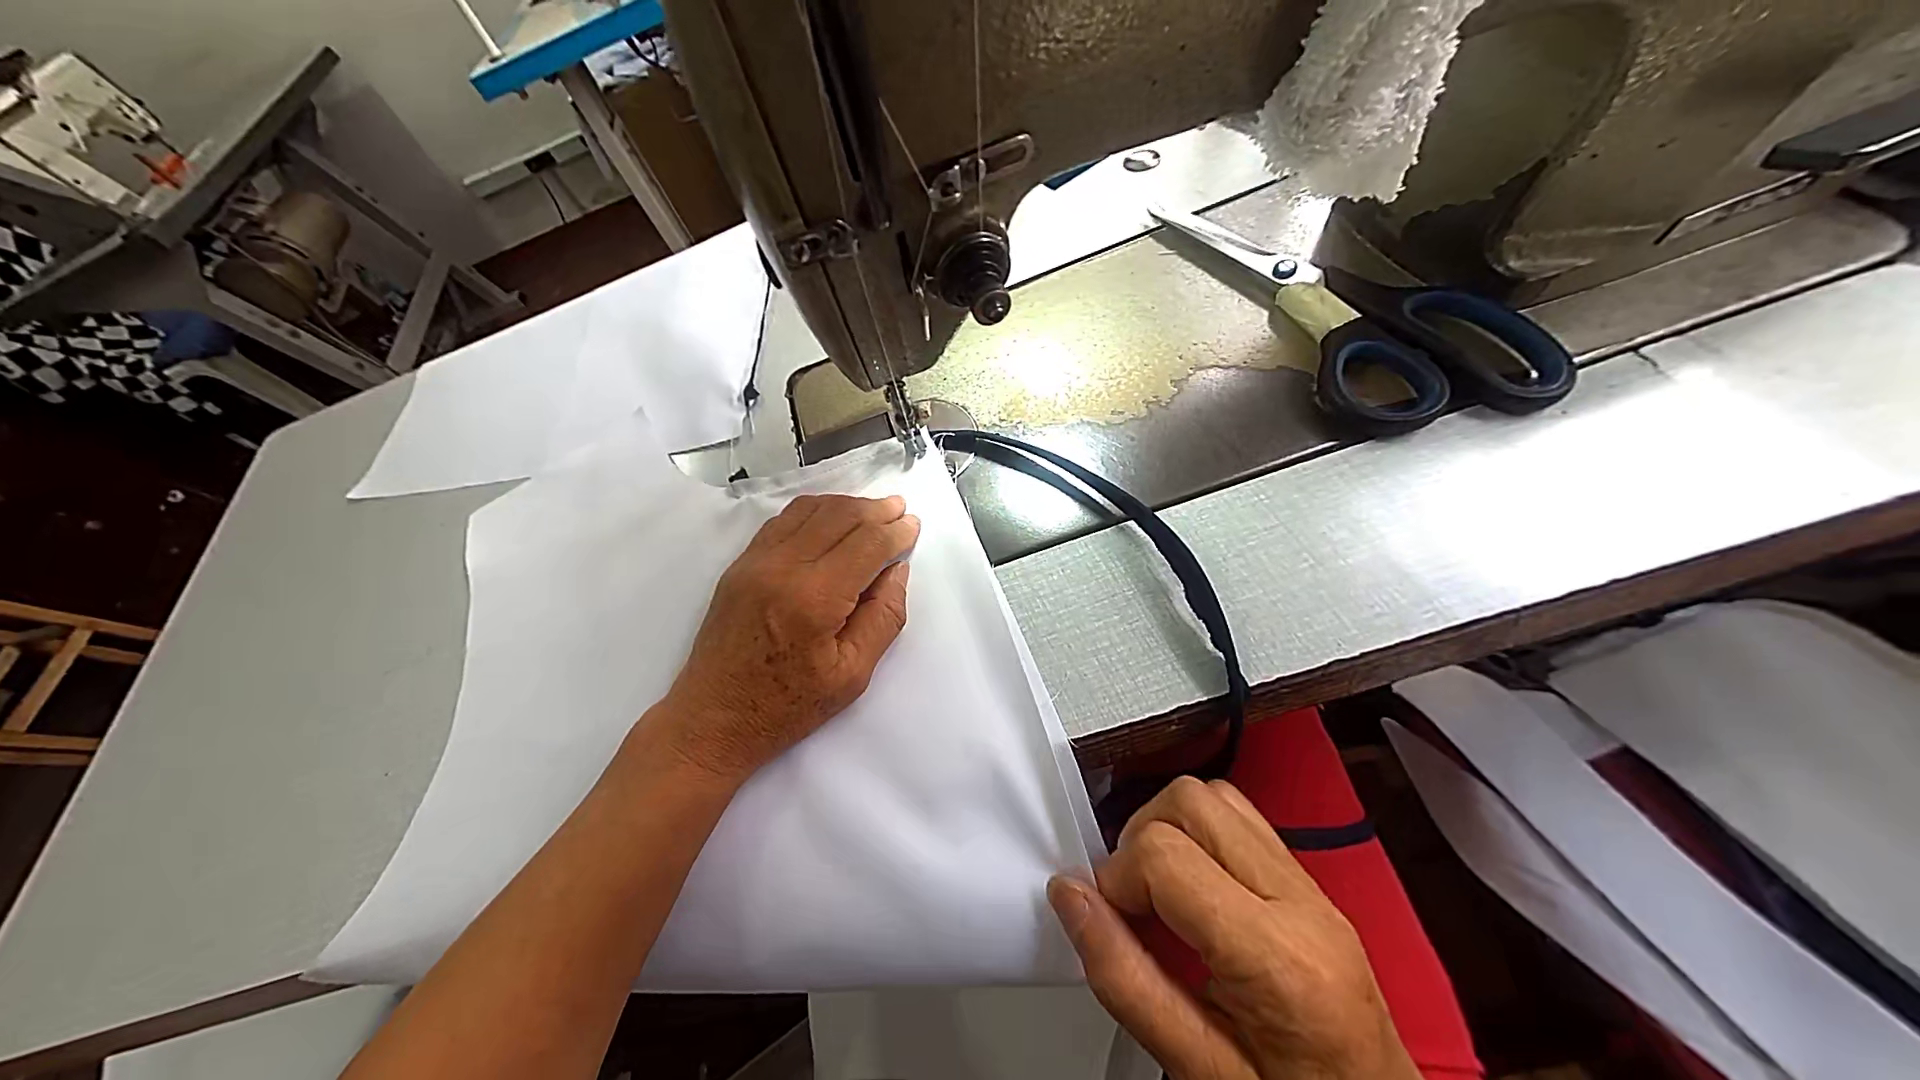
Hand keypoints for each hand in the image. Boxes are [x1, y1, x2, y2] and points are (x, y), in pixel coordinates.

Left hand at [652, 494, 919, 783]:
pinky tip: (830, 518)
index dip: (895, 531)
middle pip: (839, 517)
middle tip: (900, 509)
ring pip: (809, 510)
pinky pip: (782, 521)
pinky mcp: (740, 565)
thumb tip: (896, 571)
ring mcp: (755, 562)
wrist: (712, 719)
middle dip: (875, 510)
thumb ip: (882, 618)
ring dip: (846, 505)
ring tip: (872, 510)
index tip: (913, 526)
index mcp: (814, 598)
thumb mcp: (852, 674)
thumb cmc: (786, 707)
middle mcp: (782, 568)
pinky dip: (813, 511)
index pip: (866, 543)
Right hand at [1049, 778, 1418, 1079]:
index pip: (1165, 855)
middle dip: (1139, 842)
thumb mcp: (1198, 1072)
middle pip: (1191, 802)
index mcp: (1281, 961)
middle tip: (1132, 906)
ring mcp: (1313, 889)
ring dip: (1168, 833)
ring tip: (1160, 897)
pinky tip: (1192, 891)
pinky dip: (1198, 837)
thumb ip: (1125, 980)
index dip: (1114, 879)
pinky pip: (1240, 819)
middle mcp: (1305, 906)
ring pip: (1215, 797)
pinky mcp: (1309, 885)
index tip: (1106, 920)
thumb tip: (1071, 897)